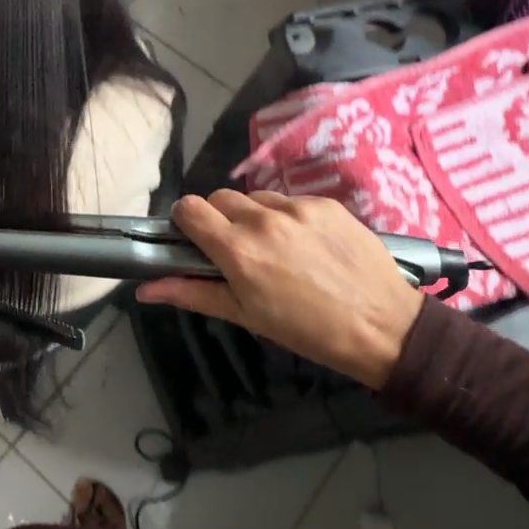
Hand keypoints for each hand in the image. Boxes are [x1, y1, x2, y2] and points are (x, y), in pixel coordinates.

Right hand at [135, 191, 424, 388]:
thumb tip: (144, 290)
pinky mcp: (325, 203)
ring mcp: (297, 208)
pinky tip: (305, 244)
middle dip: (218, 218)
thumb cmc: (307, 331)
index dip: (185, 220)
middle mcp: (262, 220)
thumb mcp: (245, 315)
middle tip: (235, 249)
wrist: (384, 327)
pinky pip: (289, 200)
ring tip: (275, 248)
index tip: (194, 238)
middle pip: (218, 198)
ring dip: (253, 216)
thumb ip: (191, 293)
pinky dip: (287, 217)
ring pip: (254, 197)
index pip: (189, 208)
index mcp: (237, 250)